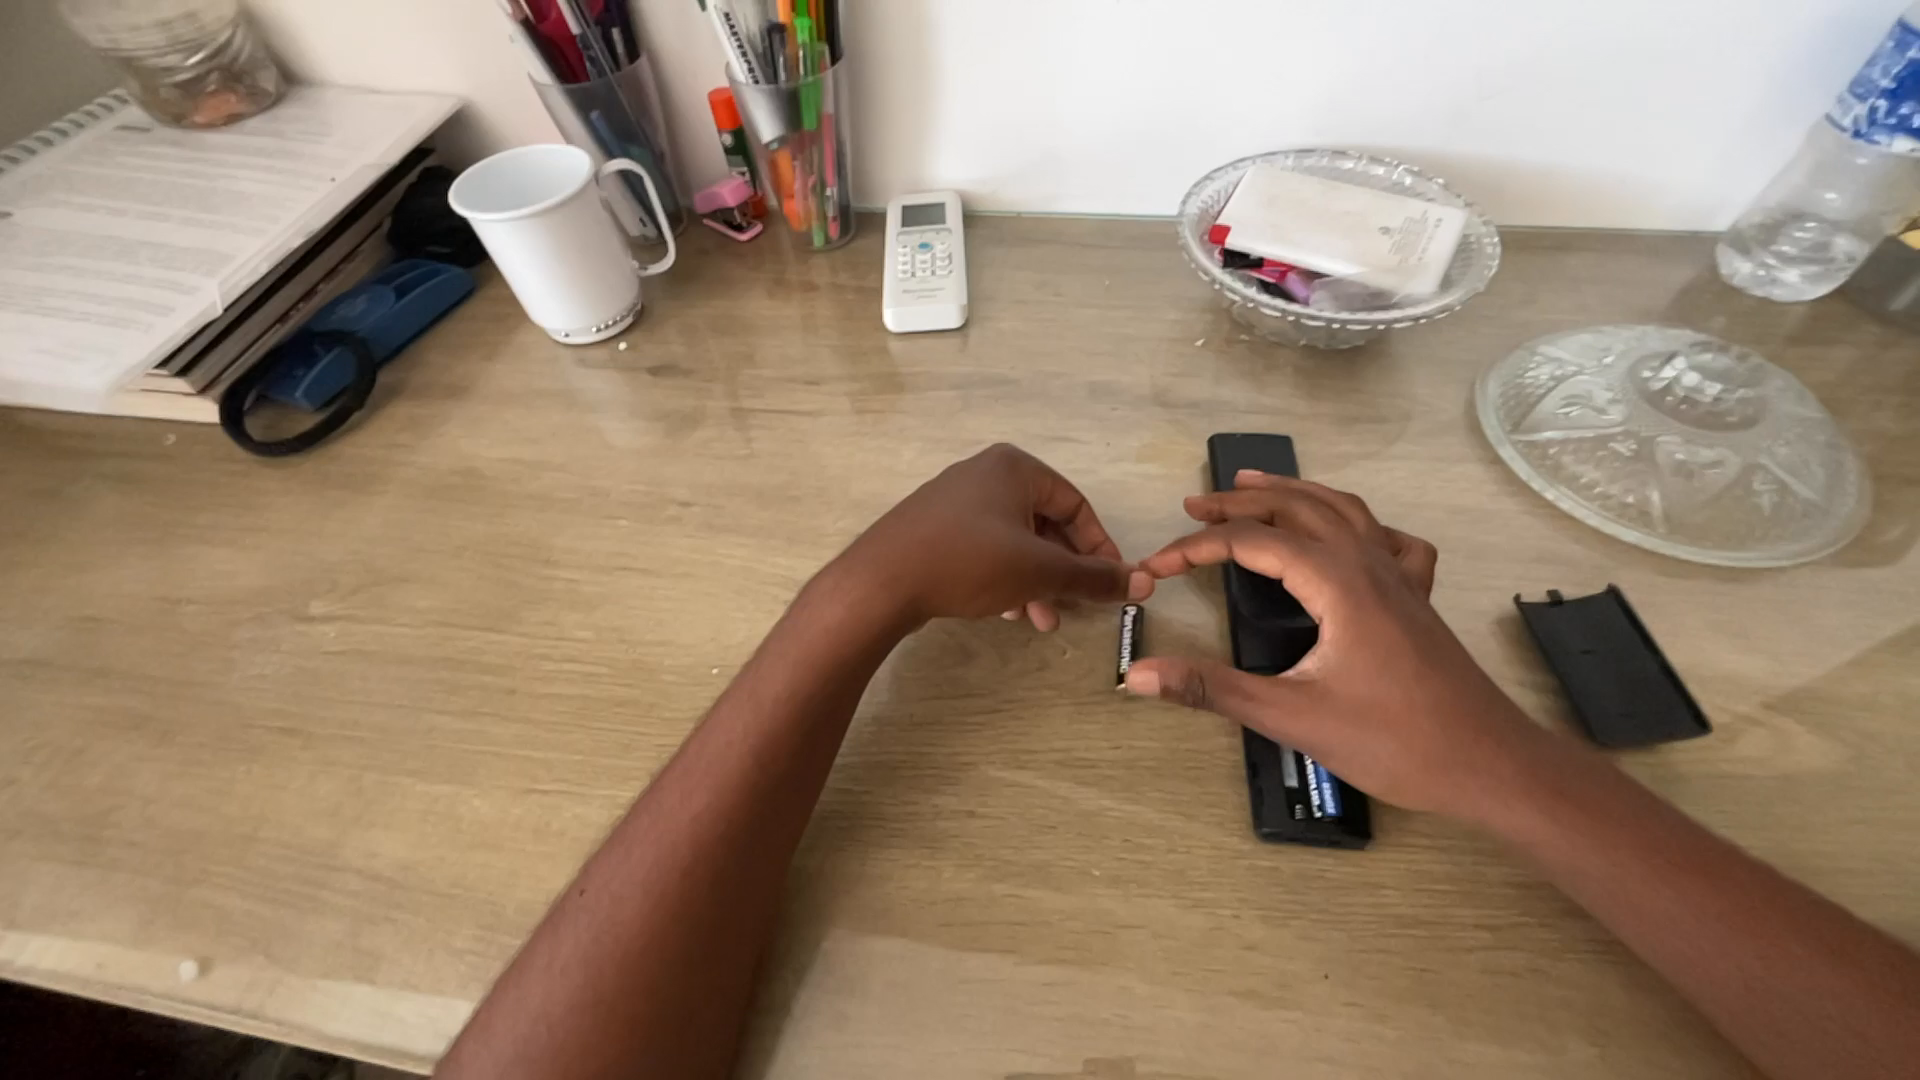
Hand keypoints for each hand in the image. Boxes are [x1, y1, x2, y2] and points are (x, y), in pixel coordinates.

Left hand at [838, 444, 1153, 629]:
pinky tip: (1005, 611)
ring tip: (1041, 620)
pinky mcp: (932, 529)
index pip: (1075, 504)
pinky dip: (1002, 577)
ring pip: (1013, 541)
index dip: (1099, 546)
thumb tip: (1144, 582)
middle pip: (1043, 523)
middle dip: (1063, 571)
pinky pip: (983, 549)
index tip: (1111, 583)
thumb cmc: (969, 562)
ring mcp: (954, 501)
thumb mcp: (1038, 571)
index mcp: (1014, 467)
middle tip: (1075, 607)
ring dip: (1034, 581)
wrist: (880, 581)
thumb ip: (1092, 577)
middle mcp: (984, 474)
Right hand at [1124, 471, 1545, 820]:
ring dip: (1291, 491)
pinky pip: (1386, 538)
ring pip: (1342, 508)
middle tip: (1192, 505)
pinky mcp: (1418, 597)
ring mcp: (1400, 576)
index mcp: (1338, 581)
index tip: (1156, 567)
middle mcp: (1369, 563)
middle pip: (1297, 506)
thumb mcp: (1291, 717)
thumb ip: (1212, 690)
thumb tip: (1139, 676)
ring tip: (1251, 483)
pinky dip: (1355, 522)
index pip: (1252, 542)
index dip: (1196, 548)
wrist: (1493, 766)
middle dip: (1238, 501)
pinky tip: (1346, 535)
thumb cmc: (1394, 741)